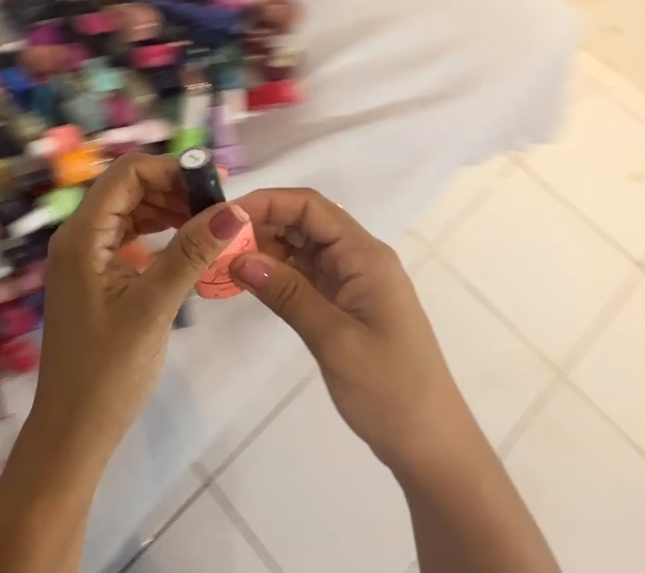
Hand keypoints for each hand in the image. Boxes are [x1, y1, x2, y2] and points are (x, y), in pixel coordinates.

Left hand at [29, 154, 250, 462]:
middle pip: (128, 188)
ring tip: (209, 227)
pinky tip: (186, 247)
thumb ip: (191, 253)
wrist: (73, 428)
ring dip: (168, 211)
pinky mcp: (94, 277)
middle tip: (219, 209)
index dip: (172, 169)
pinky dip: (158, 235)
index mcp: (82, 234)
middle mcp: (78, 237)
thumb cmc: (108, 369)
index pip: (128, 173)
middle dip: (174, 189)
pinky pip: (128, 238)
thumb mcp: (154, 306)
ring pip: (130, 212)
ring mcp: (84, 258)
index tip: (216, 184)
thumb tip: (232, 209)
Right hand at [229, 188, 464, 467]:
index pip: (310, 207)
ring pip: (301, 247)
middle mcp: (359, 259)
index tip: (224, 216)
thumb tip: (238, 258)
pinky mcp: (345, 305)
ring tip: (221, 259)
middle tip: (214, 240)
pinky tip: (247, 281)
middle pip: (304, 221)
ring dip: (264, 248)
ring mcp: (352, 282)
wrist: (430, 443)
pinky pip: (305, 274)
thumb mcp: (335, 340)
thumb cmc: (389, 389)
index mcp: (365, 256)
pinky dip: (276, 273)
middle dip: (260, 223)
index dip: (267, 201)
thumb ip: (287, 294)